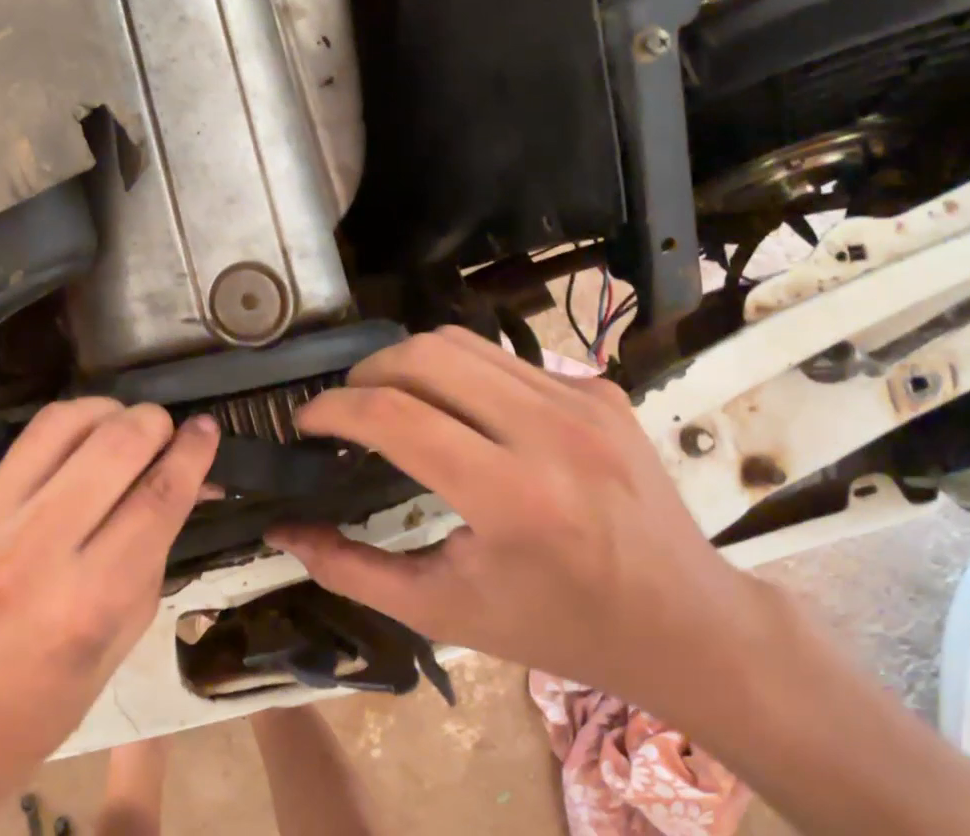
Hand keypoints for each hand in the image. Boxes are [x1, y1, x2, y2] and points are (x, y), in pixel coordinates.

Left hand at [0, 400, 218, 824]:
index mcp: (89, 598)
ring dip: (103, 412)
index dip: (191, 454)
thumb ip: (153, 550)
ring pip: (58, 423)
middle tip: (163, 427)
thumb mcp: (123, 635)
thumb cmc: (50, 697)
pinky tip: (65, 467)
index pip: (157, 498)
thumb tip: (183, 480)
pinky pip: (18, 451)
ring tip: (120, 425)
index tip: (206, 429)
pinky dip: (54, 448)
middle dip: (151, 421)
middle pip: (112, 444)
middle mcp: (33, 548)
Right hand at [266, 327, 763, 709]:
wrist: (689, 625)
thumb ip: (350, 570)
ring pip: (460, 342)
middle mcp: (551, 433)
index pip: (393, 415)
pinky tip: (458, 415)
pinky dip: (459, 375)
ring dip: (406, 365)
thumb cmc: (558, 628)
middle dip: (363, 374)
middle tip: (346, 412)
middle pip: (422, 355)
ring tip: (390, 403)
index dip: (331, 410)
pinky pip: (502, 357)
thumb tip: (280, 531)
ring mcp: (584, 402)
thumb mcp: (442, 612)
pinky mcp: (600, 390)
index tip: (306, 424)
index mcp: (511, 498)